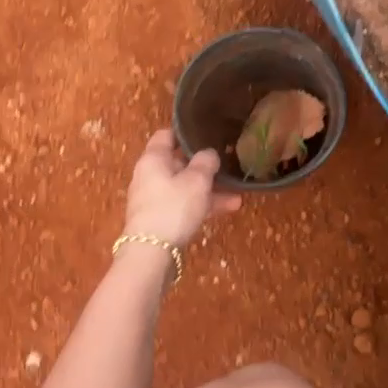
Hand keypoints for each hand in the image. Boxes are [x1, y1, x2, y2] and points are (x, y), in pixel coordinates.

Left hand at [124, 130, 240, 248]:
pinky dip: (203, 205)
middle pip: (178, 163)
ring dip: (210, 189)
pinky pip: (184, 205)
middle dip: (204, 166)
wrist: (151, 254)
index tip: (207, 133)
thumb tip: (209, 153)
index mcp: (153, 159)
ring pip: (185, 187)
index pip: (166, 135)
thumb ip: (206, 162)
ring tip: (238, 193)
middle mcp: (150, 176)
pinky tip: (229, 208)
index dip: (186, 133)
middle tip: (227, 164)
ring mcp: (154, 199)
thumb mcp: (196, 180)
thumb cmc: (173, 207)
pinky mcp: (160, 219)